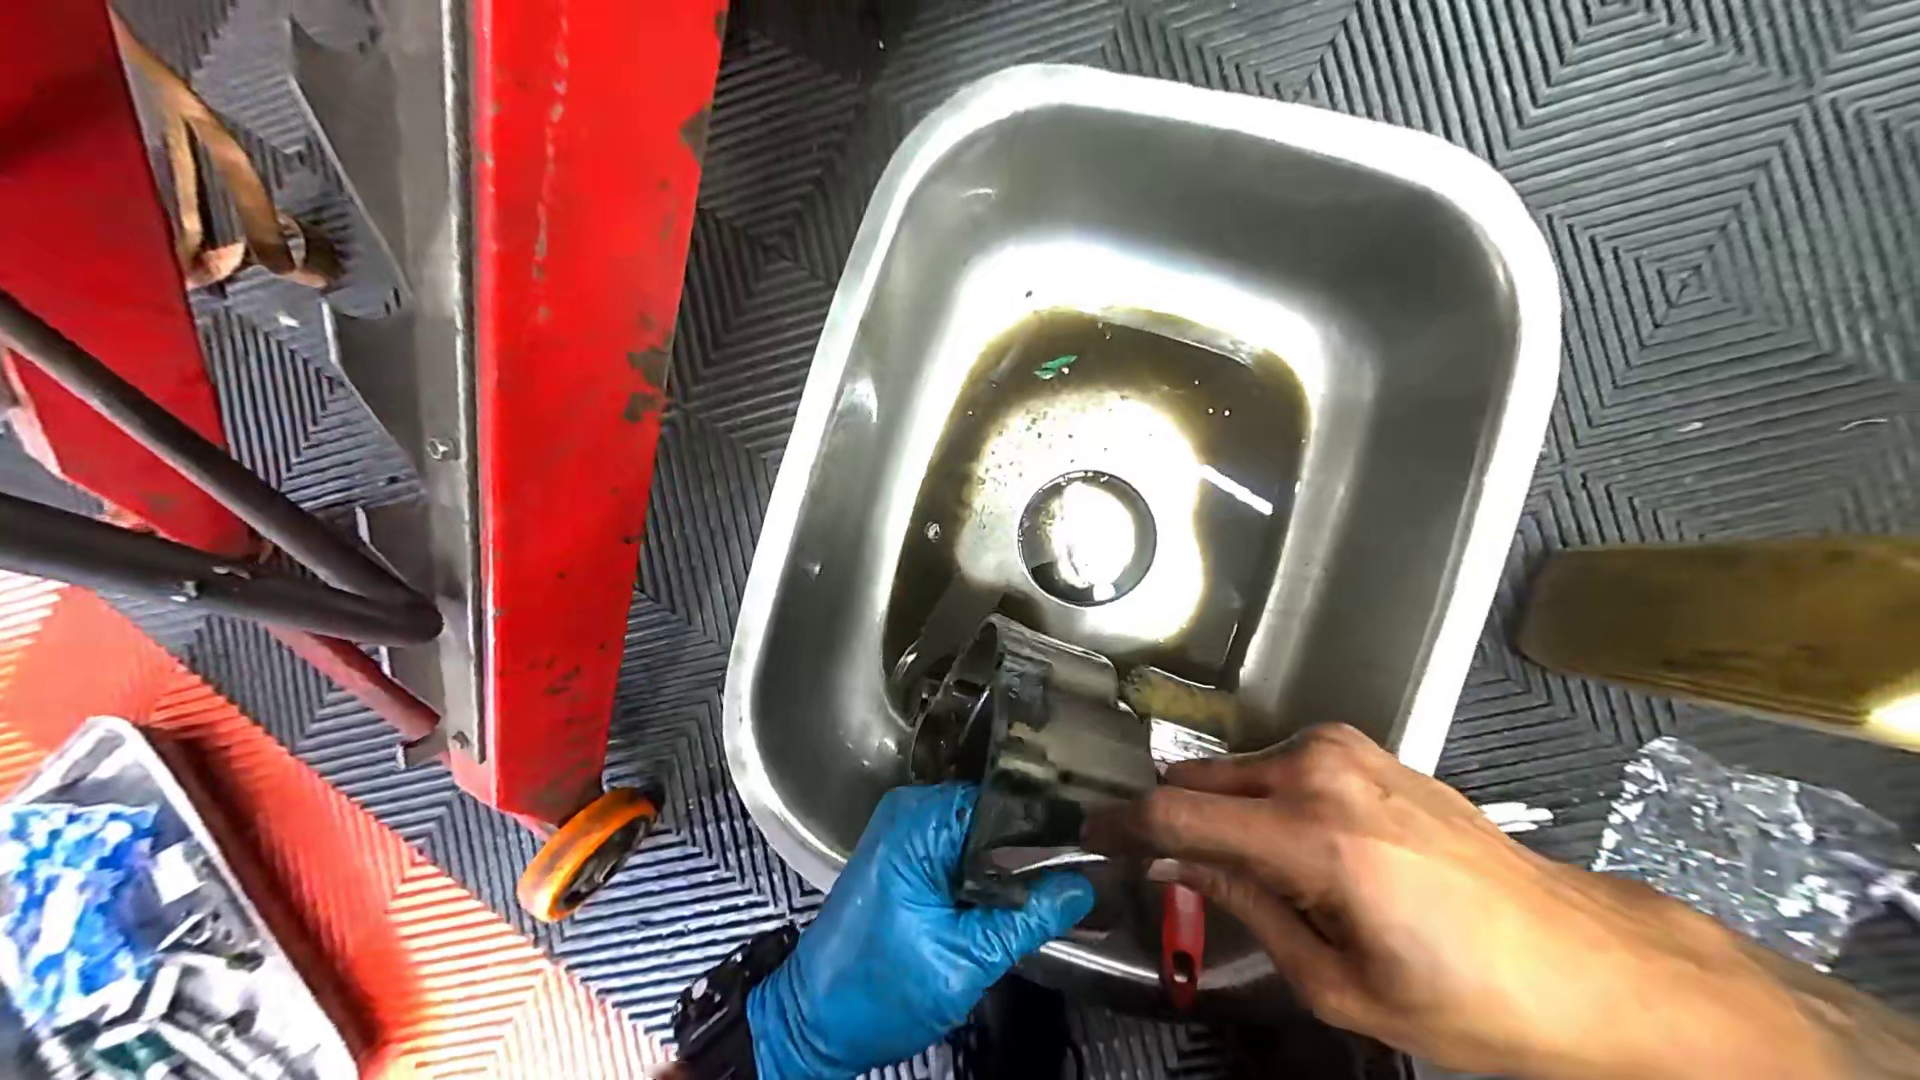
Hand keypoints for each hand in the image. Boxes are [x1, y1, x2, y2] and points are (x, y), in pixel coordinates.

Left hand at [747, 782, 1094, 1078]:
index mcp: (920, 820)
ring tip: (1054, 880)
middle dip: (1029, 842)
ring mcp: (904, 828)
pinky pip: (957, 844)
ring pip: (978, 830)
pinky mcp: (903, 851)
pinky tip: (1012, 890)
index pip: (1000, 801)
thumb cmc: (880, 990)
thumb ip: (1026, 918)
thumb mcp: (965, 959)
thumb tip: (1082, 888)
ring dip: (1008, 858)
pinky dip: (984, 866)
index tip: (1084, 844)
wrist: (815, 1020)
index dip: (1043, 824)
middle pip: (991, 812)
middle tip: (1077, 867)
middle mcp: (911, 810)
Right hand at [1083, 724, 1843, 1079]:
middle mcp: (1320, 773)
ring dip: (1218, 808)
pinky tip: (1288, 836)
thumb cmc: (1471, 998)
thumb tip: (1175, 863)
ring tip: (1242, 863)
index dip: (1126, 824)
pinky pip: (1274, 762)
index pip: (1181, 815)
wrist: (1587, 959)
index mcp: (1317, 842)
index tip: (1092, 830)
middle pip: (1199, 779)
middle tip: (1166, 861)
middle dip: (1172, 817)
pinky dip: (1257, 793)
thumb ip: (1244, 906)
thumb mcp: (1341, 983)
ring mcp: (1342, 749)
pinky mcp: (1358, 745)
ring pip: (1235, 768)